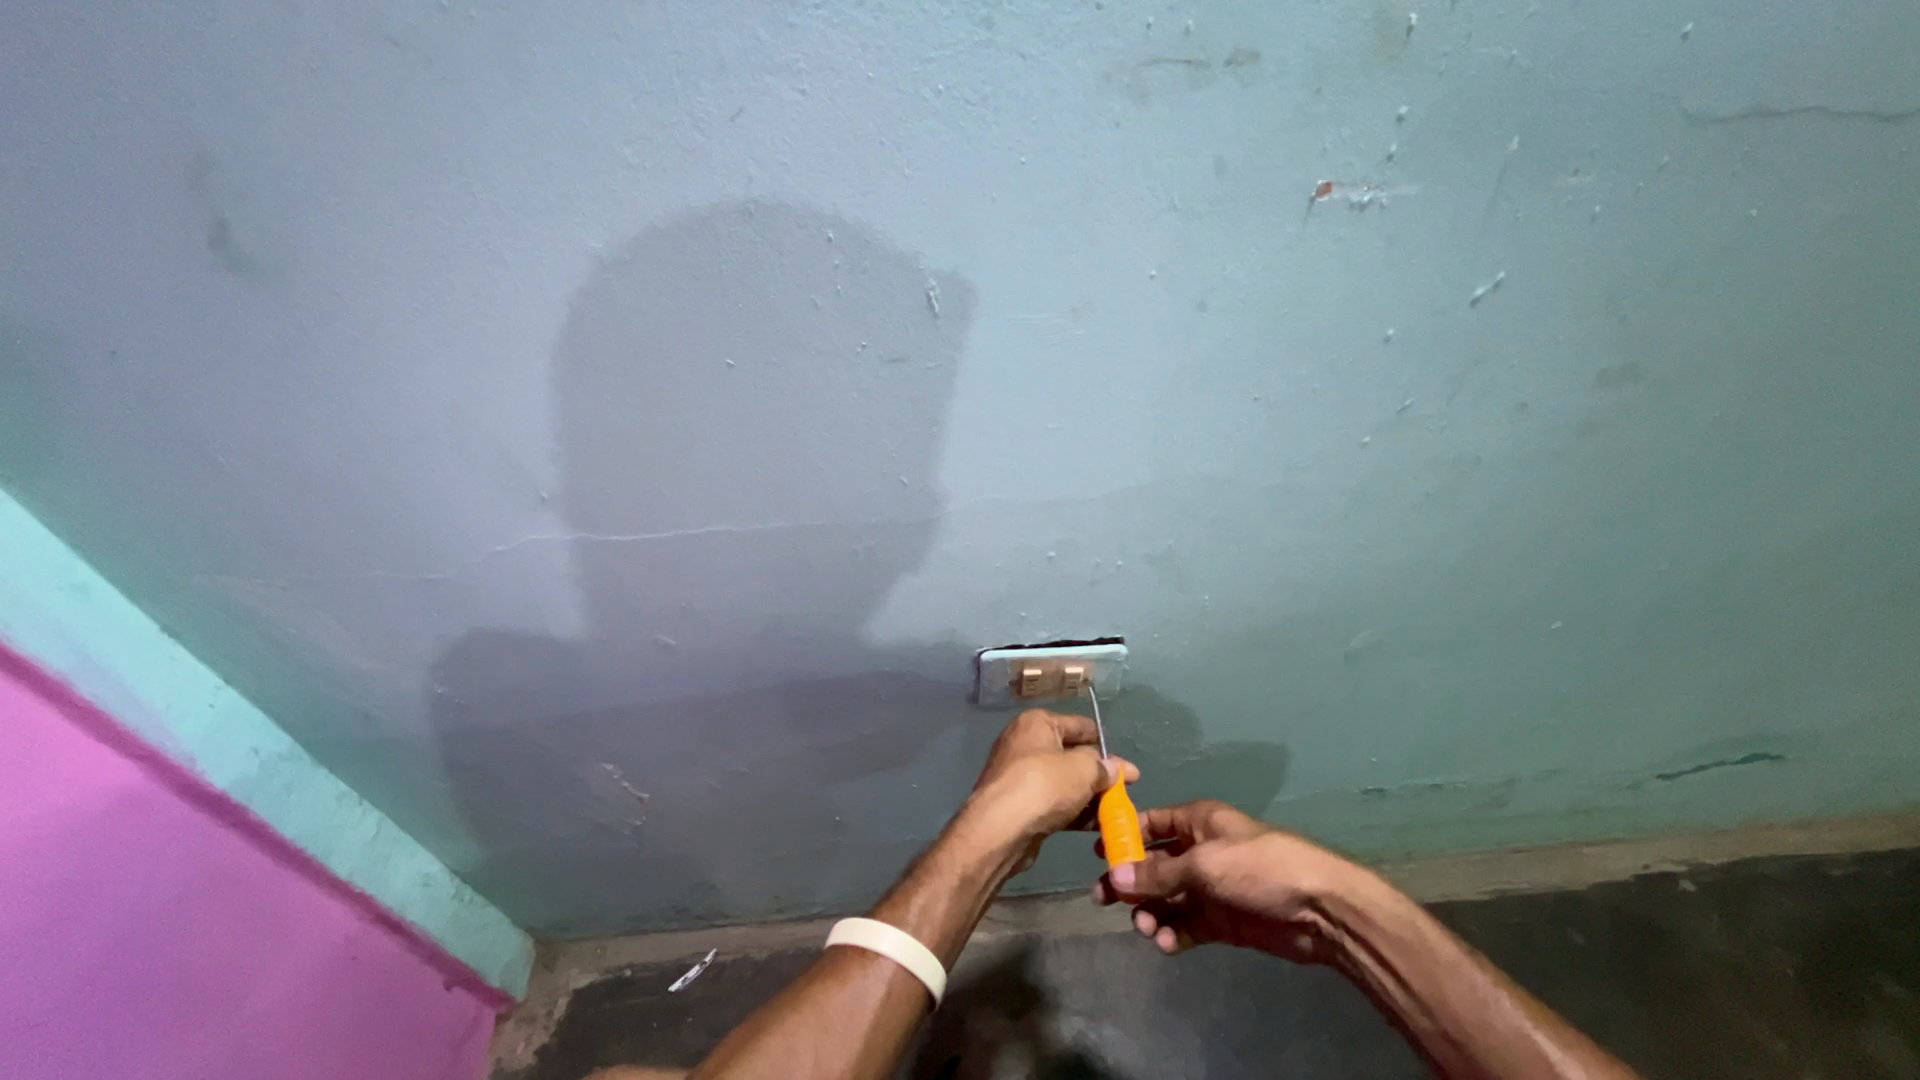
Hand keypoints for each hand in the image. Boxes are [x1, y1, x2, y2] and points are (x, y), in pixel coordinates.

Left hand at [961, 709, 1138, 862]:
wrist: (1000, 828)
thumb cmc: (1043, 785)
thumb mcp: (1083, 769)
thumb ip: (1103, 767)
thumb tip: (1115, 769)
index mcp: (1037, 723)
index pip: (1079, 725)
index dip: (1104, 742)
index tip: (1125, 761)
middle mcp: (1024, 743)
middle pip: (1071, 755)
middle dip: (1099, 773)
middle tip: (1127, 788)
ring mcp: (1019, 775)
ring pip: (1064, 782)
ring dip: (1089, 796)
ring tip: (1118, 811)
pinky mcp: (1019, 804)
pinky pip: (1054, 802)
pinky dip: (1074, 811)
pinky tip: (1097, 826)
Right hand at [1092, 799, 1358, 962]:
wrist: (1320, 908)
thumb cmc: (1259, 867)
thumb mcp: (1204, 864)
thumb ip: (1158, 873)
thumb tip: (1114, 878)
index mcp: (1197, 822)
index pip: (1151, 823)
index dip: (1124, 835)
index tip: (1096, 853)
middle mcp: (1200, 851)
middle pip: (1153, 865)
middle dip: (1130, 883)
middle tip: (1102, 901)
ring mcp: (1211, 887)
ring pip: (1167, 898)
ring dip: (1151, 912)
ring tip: (1148, 929)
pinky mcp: (1223, 920)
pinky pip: (1187, 925)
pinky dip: (1173, 934)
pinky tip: (1168, 943)